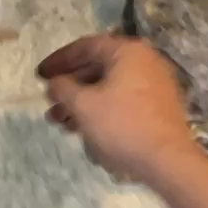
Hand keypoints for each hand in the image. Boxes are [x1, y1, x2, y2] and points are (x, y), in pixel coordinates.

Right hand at [38, 35, 201, 182]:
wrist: (168, 161)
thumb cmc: (122, 125)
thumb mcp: (84, 105)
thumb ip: (63, 88)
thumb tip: (54, 82)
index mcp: (127, 50)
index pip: (85, 47)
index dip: (58, 61)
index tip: (39, 76)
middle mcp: (144, 60)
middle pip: (97, 67)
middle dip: (69, 87)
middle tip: (49, 102)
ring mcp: (154, 83)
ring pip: (109, 86)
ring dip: (83, 101)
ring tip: (60, 122)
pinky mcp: (159, 105)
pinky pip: (123, 99)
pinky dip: (102, 108)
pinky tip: (84, 128)